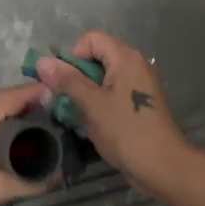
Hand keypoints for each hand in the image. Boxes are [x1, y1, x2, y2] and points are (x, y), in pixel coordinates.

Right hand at [35, 30, 194, 196]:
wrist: (162, 167)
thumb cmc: (126, 131)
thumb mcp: (91, 104)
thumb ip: (67, 80)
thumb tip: (42, 61)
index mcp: (126, 57)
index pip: (91, 38)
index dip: (73, 55)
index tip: (66, 82)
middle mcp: (135, 64)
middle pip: (96, 57)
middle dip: (76, 76)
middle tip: (68, 101)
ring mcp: (139, 85)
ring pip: (103, 77)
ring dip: (86, 92)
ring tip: (80, 115)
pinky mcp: (139, 103)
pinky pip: (113, 92)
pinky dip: (99, 102)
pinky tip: (94, 123)